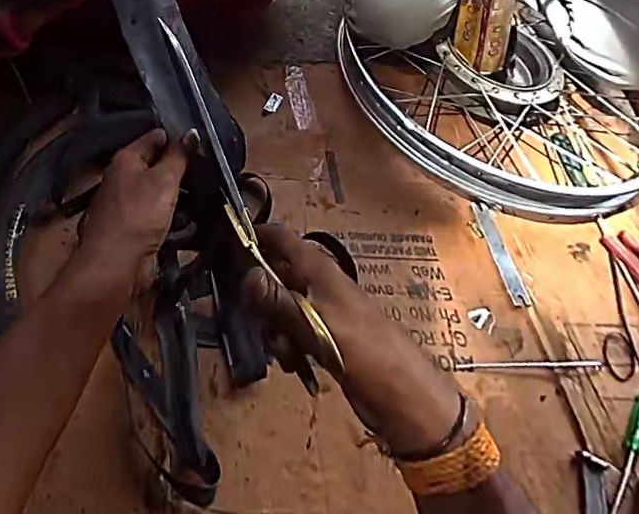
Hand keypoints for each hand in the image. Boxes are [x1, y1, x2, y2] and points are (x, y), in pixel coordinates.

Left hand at [67, 129, 194, 296]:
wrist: (116, 263)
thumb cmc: (137, 215)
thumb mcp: (164, 181)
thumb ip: (178, 156)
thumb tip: (192, 132)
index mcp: (126, 159)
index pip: (154, 138)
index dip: (176, 137)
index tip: (200, 142)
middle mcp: (123, 177)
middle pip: (156, 164)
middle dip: (180, 167)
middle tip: (208, 168)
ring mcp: (128, 202)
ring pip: (159, 190)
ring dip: (179, 193)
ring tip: (207, 191)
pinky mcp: (134, 226)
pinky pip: (158, 213)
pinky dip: (173, 214)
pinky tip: (192, 216)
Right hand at [241, 223, 370, 372]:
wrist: (410, 403)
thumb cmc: (367, 353)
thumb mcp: (316, 325)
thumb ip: (278, 300)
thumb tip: (245, 274)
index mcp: (319, 269)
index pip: (279, 237)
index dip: (254, 235)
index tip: (228, 249)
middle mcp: (318, 285)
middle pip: (274, 275)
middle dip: (261, 299)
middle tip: (262, 322)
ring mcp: (322, 312)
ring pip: (280, 307)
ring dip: (275, 329)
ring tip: (286, 352)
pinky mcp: (325, 338)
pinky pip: (292, 331)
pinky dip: (288, 345)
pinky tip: (296, 364)